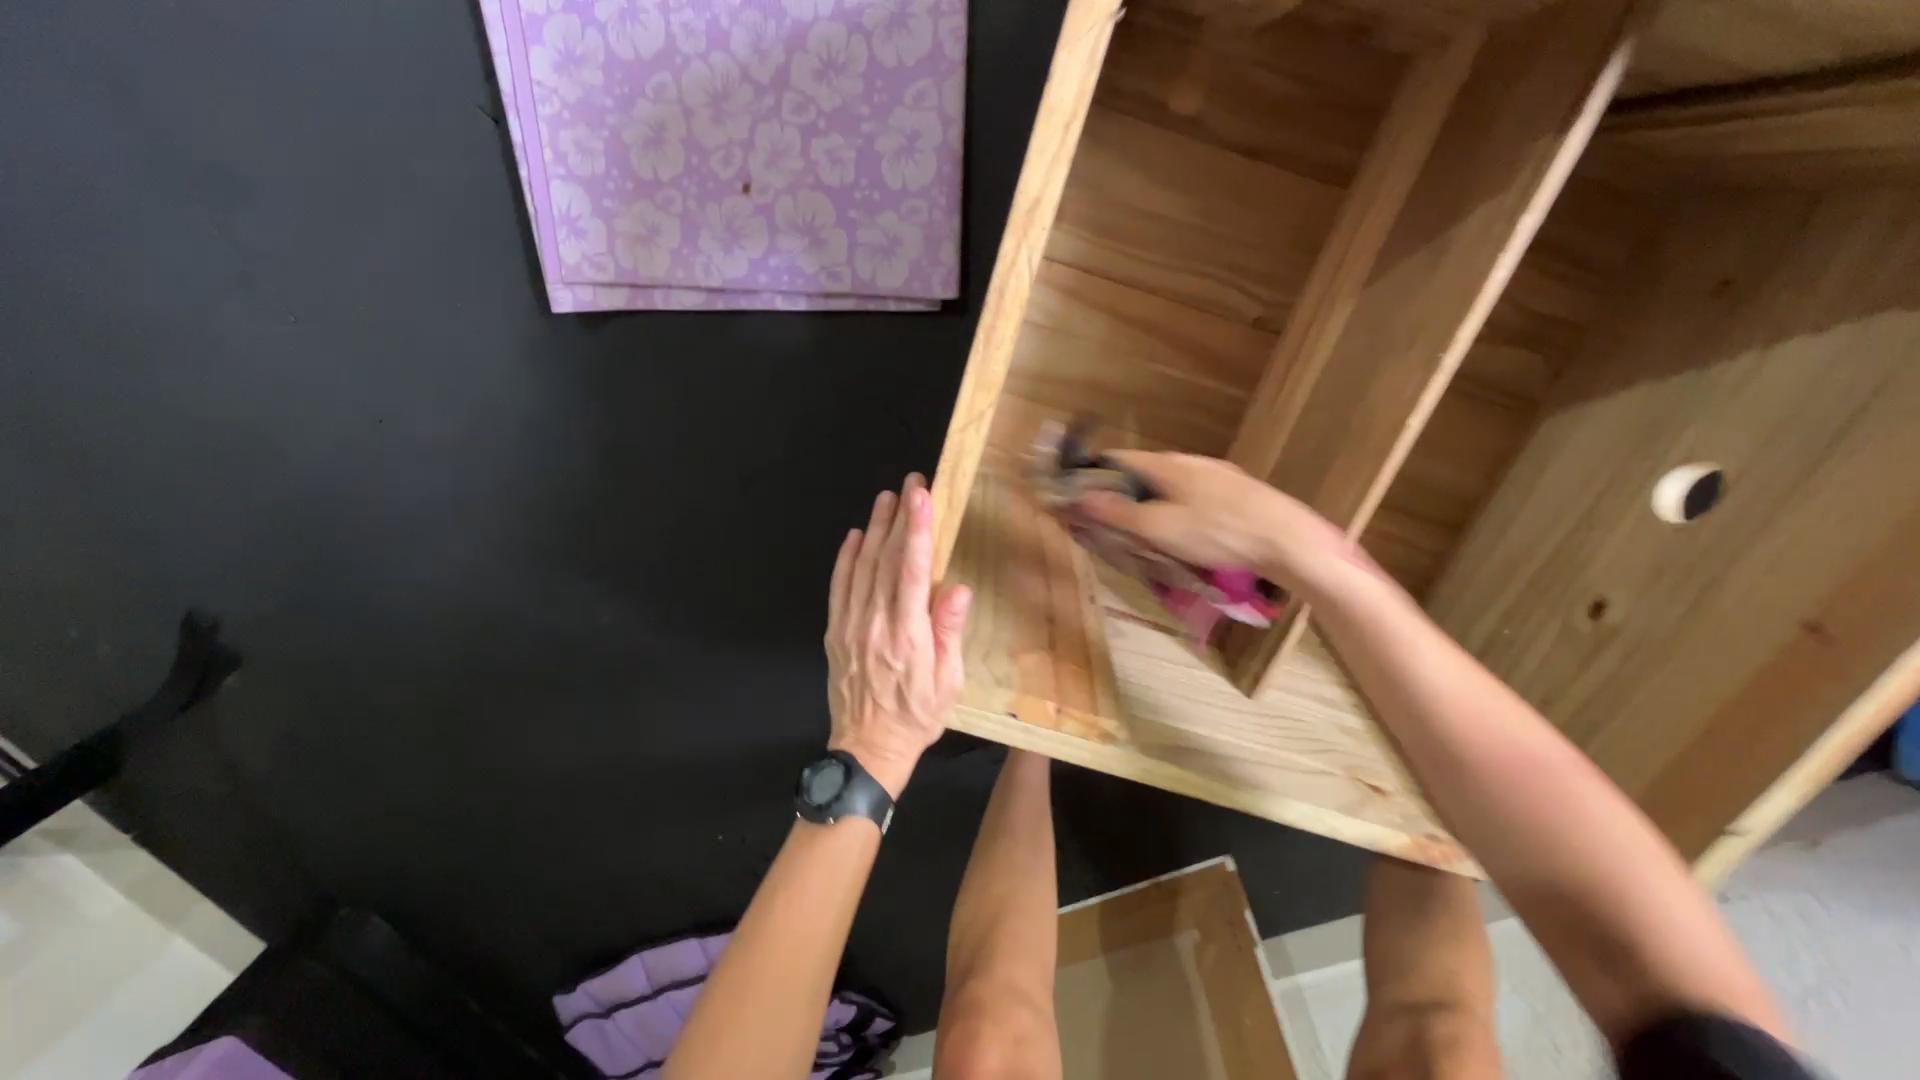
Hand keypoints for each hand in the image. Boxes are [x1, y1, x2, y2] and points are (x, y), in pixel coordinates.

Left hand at [824, 473, 972, 796]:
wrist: (869, 747)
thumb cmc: (918, 716)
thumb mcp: (947, 682)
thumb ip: (949, 632)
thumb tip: (957, 588)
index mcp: (907, 634)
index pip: (912, 570)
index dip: (918, 529)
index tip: (922, 495)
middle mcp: (875, 623)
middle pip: (886, 559)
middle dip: (900, 517)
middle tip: (910, 483)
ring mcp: (850, 625)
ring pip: (862, 566)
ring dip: (875, 529)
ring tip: (886, 499)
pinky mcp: (835, 632)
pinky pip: (840, 587)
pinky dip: (847, 558)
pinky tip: (856, 536)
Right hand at [1074, 451, 1361, 599]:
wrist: (1287, 541)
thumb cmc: (1217, 532)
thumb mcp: (1159, 528)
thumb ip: (1119, 512)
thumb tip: (1080, 497)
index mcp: (1166, 464)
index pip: (1117, 458)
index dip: (1092, 475)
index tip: (1077, 497)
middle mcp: (1189, 461)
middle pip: (1143, 472)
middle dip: (1121, 493)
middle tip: (1108, 524)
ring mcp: (1216, 475)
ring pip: (1170, 485)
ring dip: (1150, 503)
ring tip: (1144, 533)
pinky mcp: (1236, 493)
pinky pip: (1193, 496)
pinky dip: (1176, 509)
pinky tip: (1184, 534)